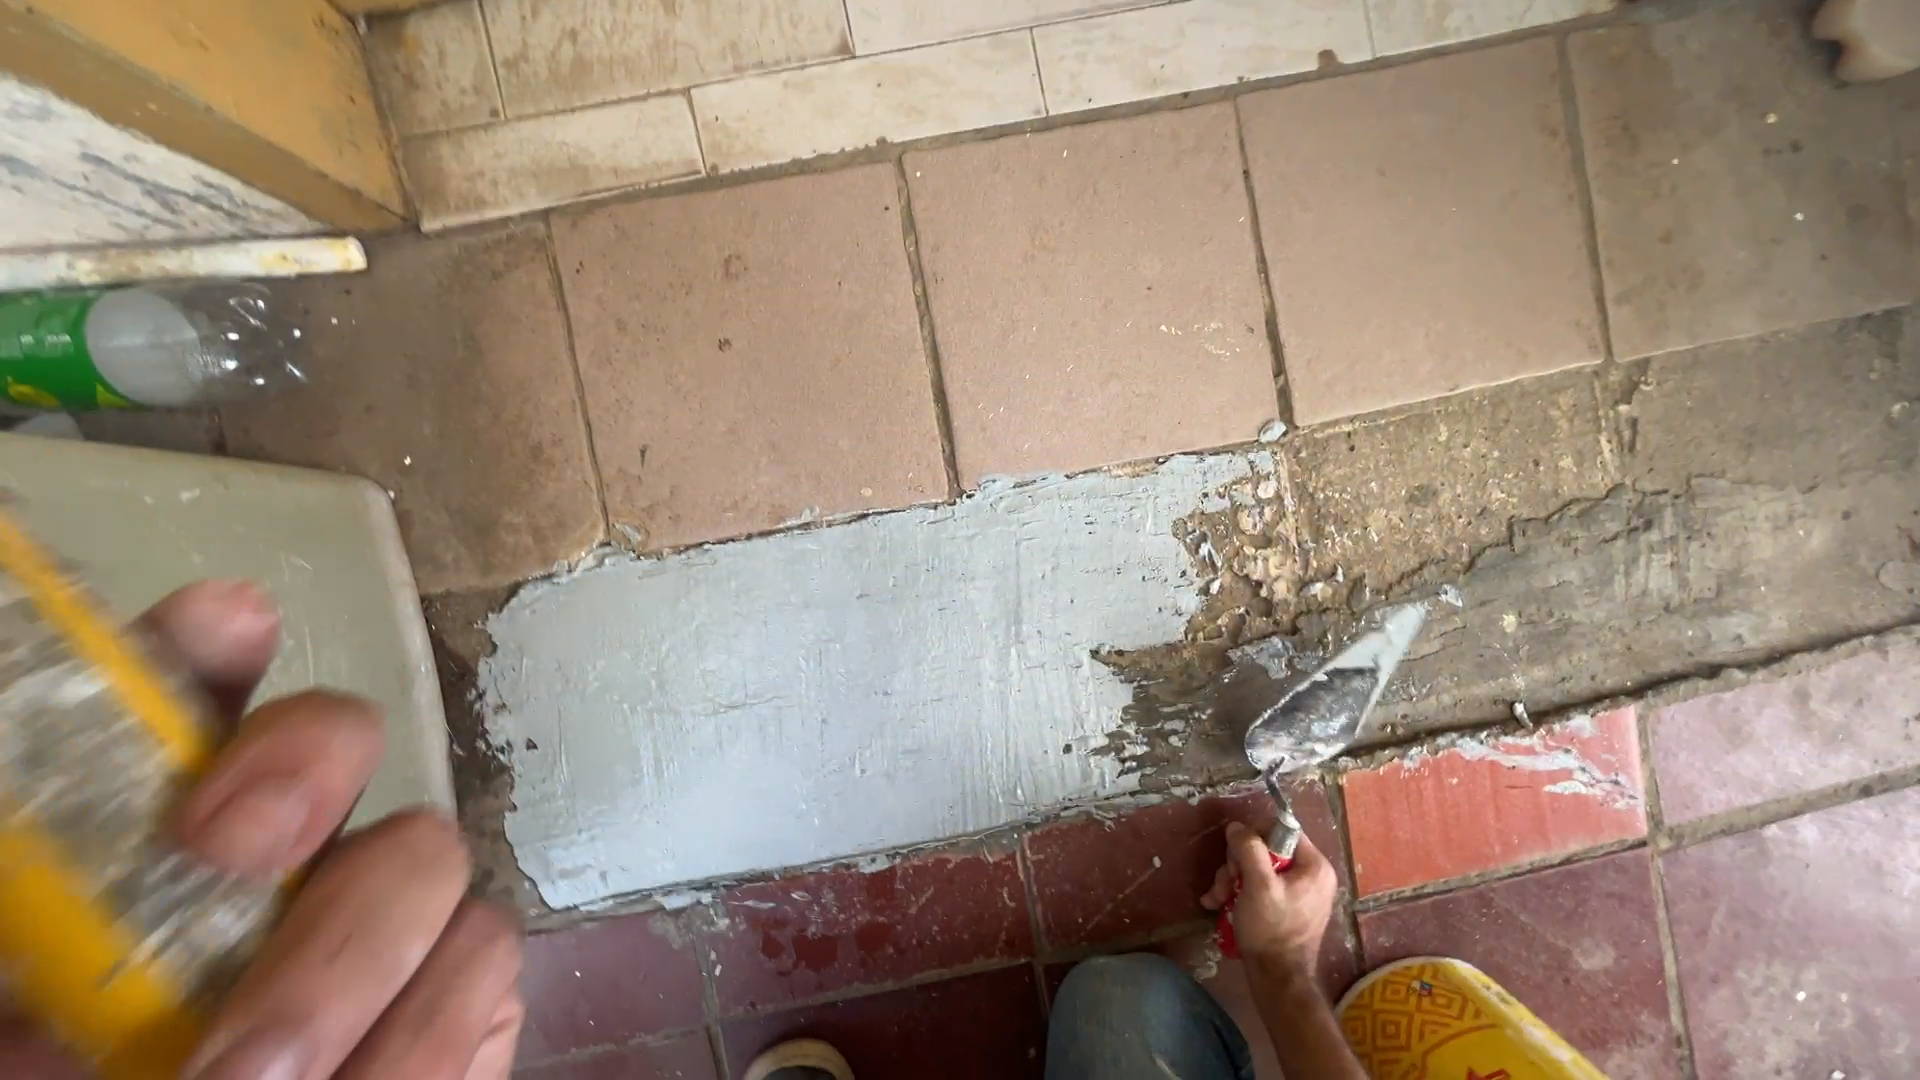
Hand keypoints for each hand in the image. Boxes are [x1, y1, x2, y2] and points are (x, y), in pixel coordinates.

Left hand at [0, 580, 524, 1078]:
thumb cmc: (49, 1076)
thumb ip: (30, 898)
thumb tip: (57, 781)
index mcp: (128, 866)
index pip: (177, 710)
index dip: (205, 652)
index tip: (223, 625)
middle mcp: (268, 869)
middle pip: (341, 738)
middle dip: (305, 763)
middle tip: (232, 850)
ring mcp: (375, 928)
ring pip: (429, 853)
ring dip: (350, 951)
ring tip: (257, 1078)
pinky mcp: (459, 994)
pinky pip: (483, 965)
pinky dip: (428, 1030)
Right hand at [1200, 821, 1337, 974]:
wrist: (1277, 980)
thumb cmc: (1271, 930)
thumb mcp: (1257, 884)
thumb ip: (1248, 849)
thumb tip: (1236, 827)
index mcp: (1315, 866)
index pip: (1281, 829)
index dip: (1254, 837)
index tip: (1238, 855)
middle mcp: (1310, 875)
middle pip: (1264, 849)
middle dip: (1237, 864)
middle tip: (1225, 883)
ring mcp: (1297, 891)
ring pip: (1256, 867)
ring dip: (1231, 879)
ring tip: (1217, 898)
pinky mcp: (1285, 905)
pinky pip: (1258, 885)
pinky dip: (1238, 892)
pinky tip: (1218, 903)